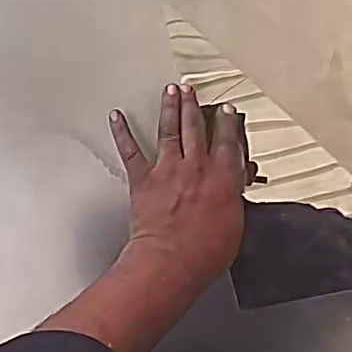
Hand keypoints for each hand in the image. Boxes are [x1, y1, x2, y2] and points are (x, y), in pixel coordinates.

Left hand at [109, 83, 245, 292]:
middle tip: (192, 90)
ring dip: (170, 107)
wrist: (170, 261)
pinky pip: (130, 150)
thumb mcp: (234, 227)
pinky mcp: (143, 179)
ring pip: (169, 129)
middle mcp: (196, 167)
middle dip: (194, 105)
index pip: (229, 142)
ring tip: (170, 90)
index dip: (228, 123)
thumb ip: (232, 203)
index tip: (228, 110)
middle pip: (196, 127)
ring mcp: (168, 170)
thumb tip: (232, 196)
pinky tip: (117, 117)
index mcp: (223, 178)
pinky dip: (122, 131)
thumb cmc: (203, 253)